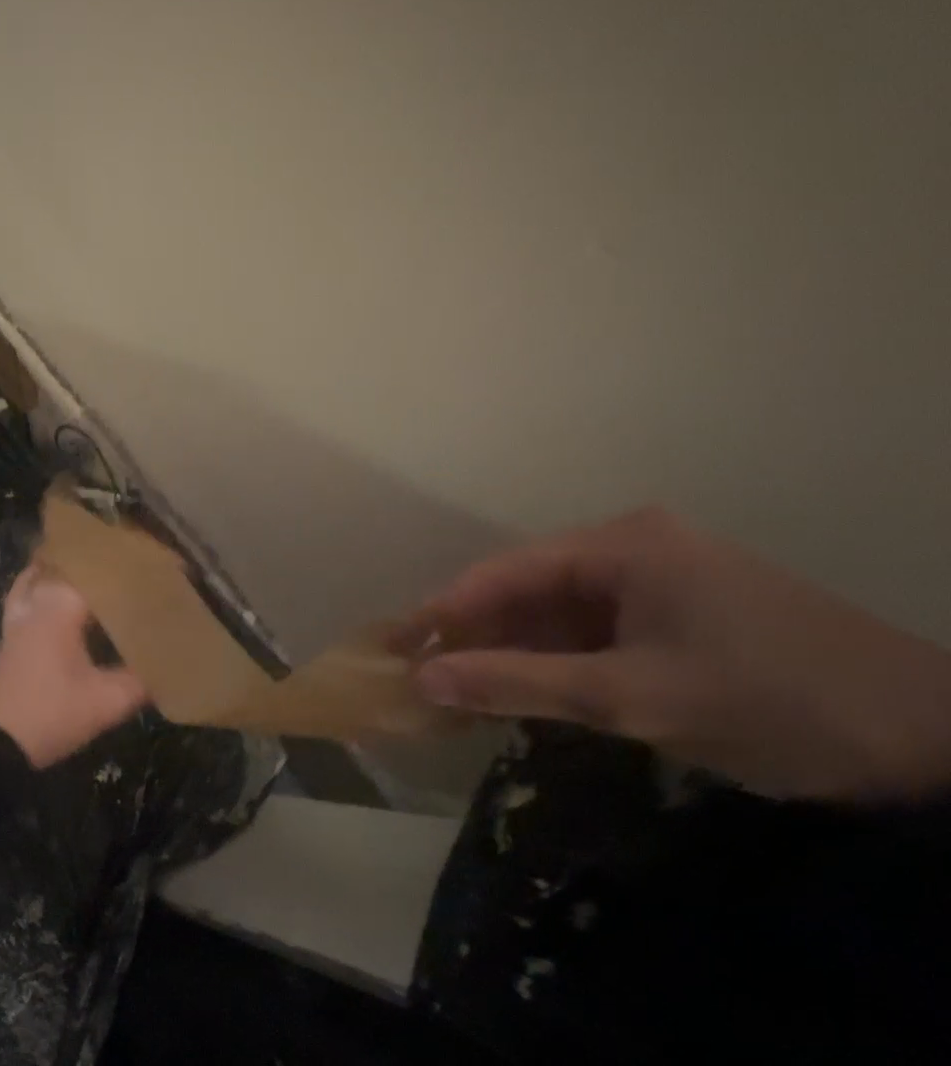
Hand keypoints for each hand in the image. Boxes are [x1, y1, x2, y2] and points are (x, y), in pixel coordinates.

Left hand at [0, 564, 148, 768]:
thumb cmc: (51, 714)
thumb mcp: (106, 702)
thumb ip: (138, 680)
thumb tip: (165, 666)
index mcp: (58, 608)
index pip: (93, 572)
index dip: (123, 568)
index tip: (152, 568)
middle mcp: (32, 606)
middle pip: (58, 569)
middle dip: (87, 566)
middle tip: (123, 569)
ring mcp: (12, 624)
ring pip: (33, 583)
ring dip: (56, 578)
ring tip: (87, 580)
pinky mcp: (4, 643)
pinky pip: (24, 605)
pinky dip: (41, 599)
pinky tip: (61, 615)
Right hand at [403, 508, 950, 801]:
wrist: (932, 742)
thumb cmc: (771, 701)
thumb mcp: (631, 698)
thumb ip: (517, 683)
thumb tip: (420, 677)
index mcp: (623, 546)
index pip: (502, 573)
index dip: (442, 613)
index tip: (390, 649)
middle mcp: (633, 550)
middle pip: (524, 590)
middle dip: (472, 637)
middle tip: (419, 681)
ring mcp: (658, 584)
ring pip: (555, 616)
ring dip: (509, 656)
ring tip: (458, 697)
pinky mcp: (677, 619)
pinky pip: (590, 635)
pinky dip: (552, 666)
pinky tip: (521, 697)